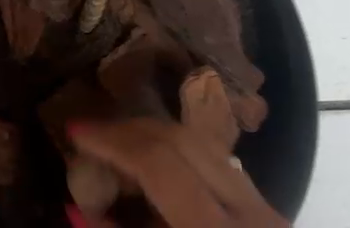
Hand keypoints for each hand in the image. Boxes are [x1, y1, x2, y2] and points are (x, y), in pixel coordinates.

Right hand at [68, 118, 286, 227]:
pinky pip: (221, 168)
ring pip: (204, 146)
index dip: (111, 140)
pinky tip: (159, 173)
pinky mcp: (275, 220)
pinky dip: (183, 159)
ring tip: (119, 146)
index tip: (74, 130)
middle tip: (91, 135)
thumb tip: (76, 210)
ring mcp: (270, 216)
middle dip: (129, 130)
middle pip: (180, 141)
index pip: (158, 164)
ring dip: (156, 138)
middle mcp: (251, 217)